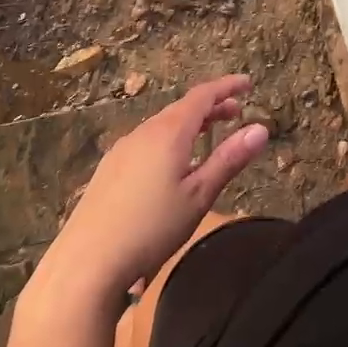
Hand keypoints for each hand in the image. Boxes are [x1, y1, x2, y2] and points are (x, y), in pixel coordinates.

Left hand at [46, 75, 269, 298]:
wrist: (86, 263)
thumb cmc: (151, 228)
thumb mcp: (199, 196)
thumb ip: (229, 159)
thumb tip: (261, 129)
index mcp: (169, 133)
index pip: (203, 95)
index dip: (227, 86)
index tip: (248, 83)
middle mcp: (144, 132)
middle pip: (182, 108)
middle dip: (211, 107)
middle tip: (236, 113)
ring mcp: (122, 150)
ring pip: (162, 126)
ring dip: (190, 125)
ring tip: (208, 138)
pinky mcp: (108, 170)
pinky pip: (147, 142)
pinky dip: (169, 140)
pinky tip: (171, 167)